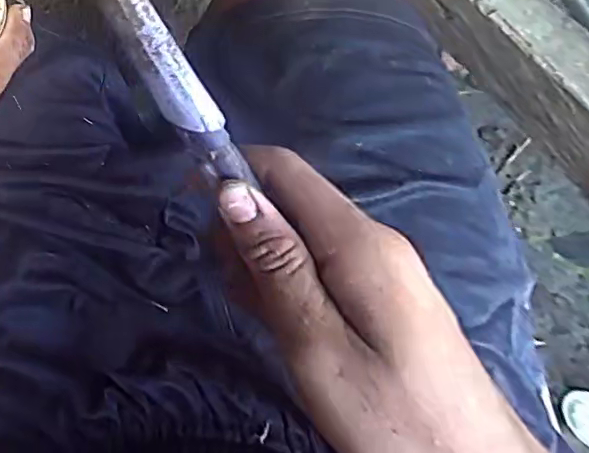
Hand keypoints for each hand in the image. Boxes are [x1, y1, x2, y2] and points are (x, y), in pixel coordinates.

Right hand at [215, 146, 545, 452]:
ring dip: (261, 255)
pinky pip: (319, 260)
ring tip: (256, 308)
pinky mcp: (387, 295)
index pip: (282, 166)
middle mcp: (375, 240)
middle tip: (230, 279)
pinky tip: (282, 318)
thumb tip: (230, 188)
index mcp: (360, 242)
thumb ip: (275, 261)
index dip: (230, 170)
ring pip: (298, 230)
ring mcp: (385, 268)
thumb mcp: (318, 344)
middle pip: (287, 197)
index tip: (190, 201)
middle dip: (243, 224)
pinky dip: (286, 276)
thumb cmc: (398, 423)